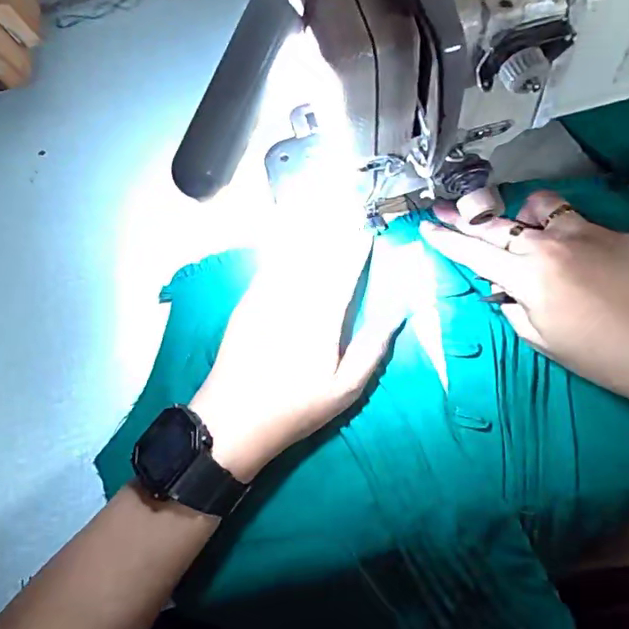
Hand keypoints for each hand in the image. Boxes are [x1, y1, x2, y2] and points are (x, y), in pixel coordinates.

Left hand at [190, 225, 402, 481]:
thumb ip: (372, 348)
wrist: (231, 420)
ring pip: (293, 253)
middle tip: (351, 208)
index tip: (370, 230)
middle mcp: (294, 299)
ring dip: (311, 230)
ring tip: (326, 209)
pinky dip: (284, 245)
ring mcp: (266, 297)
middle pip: (319, 254)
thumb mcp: (344, 390)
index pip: (344, 271)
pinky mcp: (248, 301)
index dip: (358, 248)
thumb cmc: (295, 409)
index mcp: (322, 320)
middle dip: (336, 230)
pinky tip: (292, 233)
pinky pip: (270, 264)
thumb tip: (398, 313)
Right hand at [419, 190, 628, 436]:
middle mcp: (551, 243)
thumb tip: (505, 287)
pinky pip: (577, 222)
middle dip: (467, 218)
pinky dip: (563, 232)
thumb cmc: (599, 357)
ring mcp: (585, 231)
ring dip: (522, 215)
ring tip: (521, 229)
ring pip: (540, 207)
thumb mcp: (542, 339)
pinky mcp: (614, 232)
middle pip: (498, 224)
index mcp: (529, 274)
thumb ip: (514, 306)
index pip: (475, 252)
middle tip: (444, 209)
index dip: (447, 239)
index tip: (426, 225)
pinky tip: (574, 255)